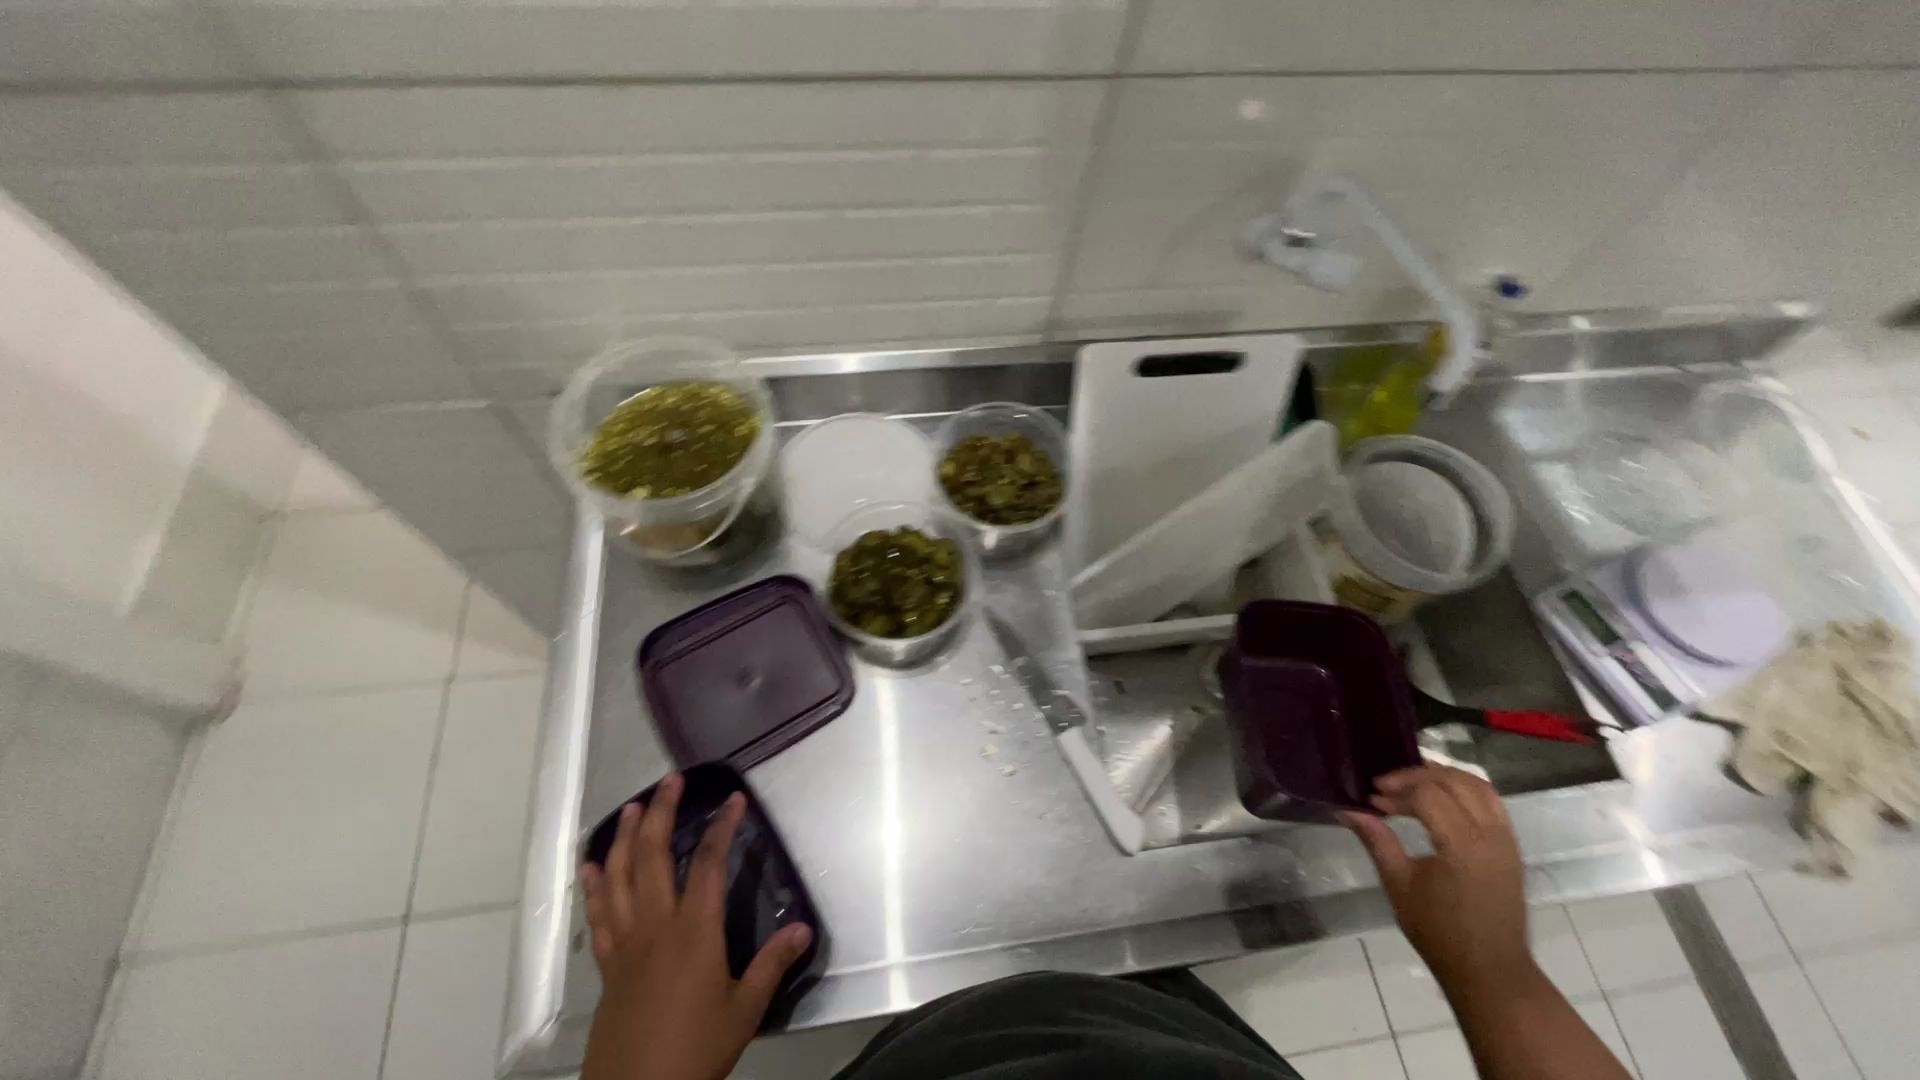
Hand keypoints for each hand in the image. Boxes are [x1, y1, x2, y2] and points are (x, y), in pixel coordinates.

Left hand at [579, 774, 813, 1079]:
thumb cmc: (695, 1049)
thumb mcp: (745, 1009)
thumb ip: (771, 964)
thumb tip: (803, 927)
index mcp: (693, 931)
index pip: (708, 864)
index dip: (722, 827)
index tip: (733, 800)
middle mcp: (655, 927)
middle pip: (653, 857)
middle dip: (660, 814)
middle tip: (670, 782)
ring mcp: (625, 944)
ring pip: (618, 878)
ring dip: (624, 839)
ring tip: (630, 809)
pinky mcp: (607, 966)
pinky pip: (597, 915)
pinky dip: (593, 886)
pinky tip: (591, 867)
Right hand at [1339, 766, 1532, 988]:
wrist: (1489, 968)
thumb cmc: (1439, 931)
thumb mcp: (1399, 884)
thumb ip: (1376, 840)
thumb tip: (1346, 810)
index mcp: (1462, 846)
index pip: (1428, 795)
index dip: (1397, 790)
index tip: (1372, 799)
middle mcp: (1490, 835)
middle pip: (1454, 782)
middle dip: (1416, 776)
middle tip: (1387, 786)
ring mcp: (1507, 840)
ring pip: (1478, 785)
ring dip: (1443, 776)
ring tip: (1412, 783)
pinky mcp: (1512, 847)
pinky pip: (1492, 802)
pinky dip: (1465, 789)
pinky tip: (1441, 798)